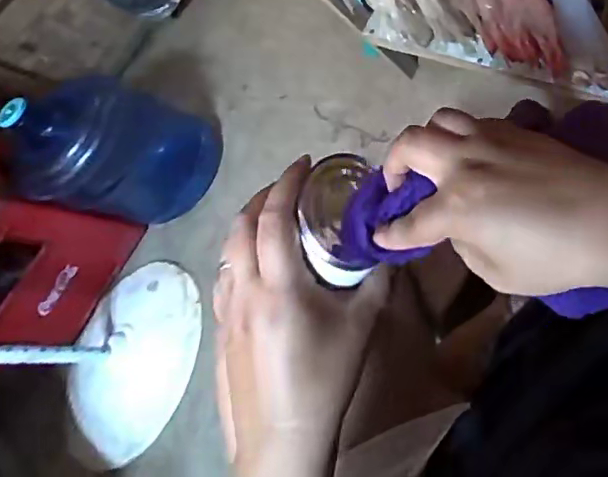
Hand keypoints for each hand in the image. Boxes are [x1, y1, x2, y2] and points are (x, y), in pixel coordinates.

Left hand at [215, 156, 389, 476]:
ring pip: (227, 250)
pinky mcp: (218, 332)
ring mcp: (226, 311)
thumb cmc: (324, 381)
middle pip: (242, 225)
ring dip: (247, 224)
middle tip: (288, 187)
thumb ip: (375, 282)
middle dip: (263, 196)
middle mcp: (245, 289)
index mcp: (278, 284)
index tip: (304, 164)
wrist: (281, 443)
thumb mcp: (360, 328)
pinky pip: (223, 277)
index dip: (287, 182)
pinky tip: (256, 266)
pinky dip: (238, 255)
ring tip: (271, 219)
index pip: (273, 216)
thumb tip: (389, 248)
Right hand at [374, 109, 607, 296]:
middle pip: (411, 144)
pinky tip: (474, 154)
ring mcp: (488, 138)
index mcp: (457, 205)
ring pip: (440, 119)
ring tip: (434, 159)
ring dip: (427, 139)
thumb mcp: (500, 273)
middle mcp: (463, 162)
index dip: (391, 232)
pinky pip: (472, 121)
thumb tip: (458, 226)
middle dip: (393, 163)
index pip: (411, 221)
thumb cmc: (556, 256)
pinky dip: (460, 135)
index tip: (381, 235)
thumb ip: (466, 246)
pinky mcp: (512, 128)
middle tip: (398, 182)